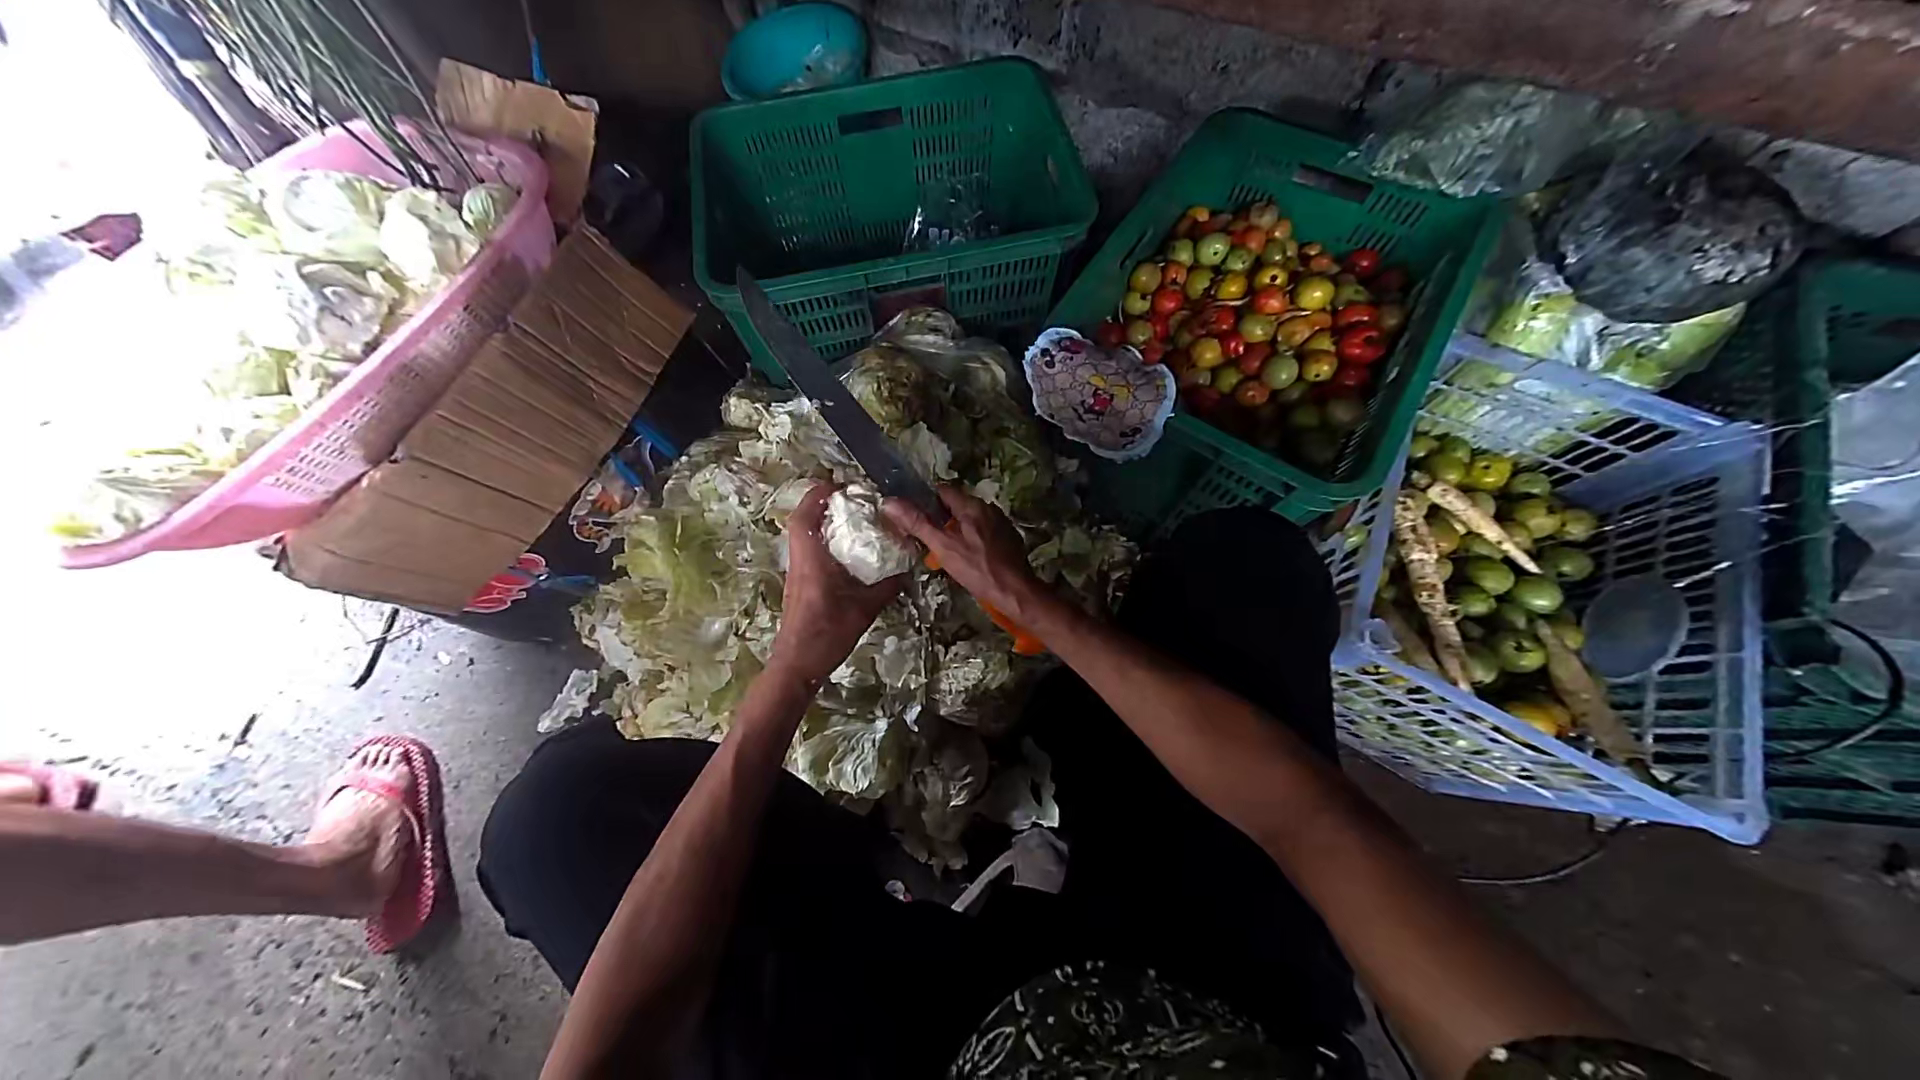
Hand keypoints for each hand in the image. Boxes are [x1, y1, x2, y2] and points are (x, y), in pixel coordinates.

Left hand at [770, 482, 906, 684]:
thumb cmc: (827, 633)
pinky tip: (845, 553)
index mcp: (811, 559)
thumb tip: (906, 572)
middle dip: (822, 504)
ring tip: (850, 521)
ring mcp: (797, 574)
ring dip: (821, 523)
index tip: (841, 485)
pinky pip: (808, 552)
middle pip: (802, 521)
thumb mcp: (864, 609)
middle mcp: (800, 561)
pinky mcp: (799, 586)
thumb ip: (887, 588)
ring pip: (803, 537)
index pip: (805, 515)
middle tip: (850, 500)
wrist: (797, 664)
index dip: (819, 494)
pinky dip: (823, 542)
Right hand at [881, 486, 1044, 617]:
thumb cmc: (976, 568)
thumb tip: (890, 502)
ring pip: (971, 519)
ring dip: (957, 529)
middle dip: (941, 517)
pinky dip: (972, 538)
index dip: (926, 500)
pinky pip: (983, 530)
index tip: (915, 514)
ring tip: (945, 548)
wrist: (1014, 591)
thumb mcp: (943, 546)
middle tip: (927, 536)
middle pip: (957, 505)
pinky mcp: (1008, 538)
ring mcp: (1001, 523)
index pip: (943, 490)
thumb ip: (918, 523)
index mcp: (972, 505)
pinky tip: (968, 556)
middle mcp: (989, 508)